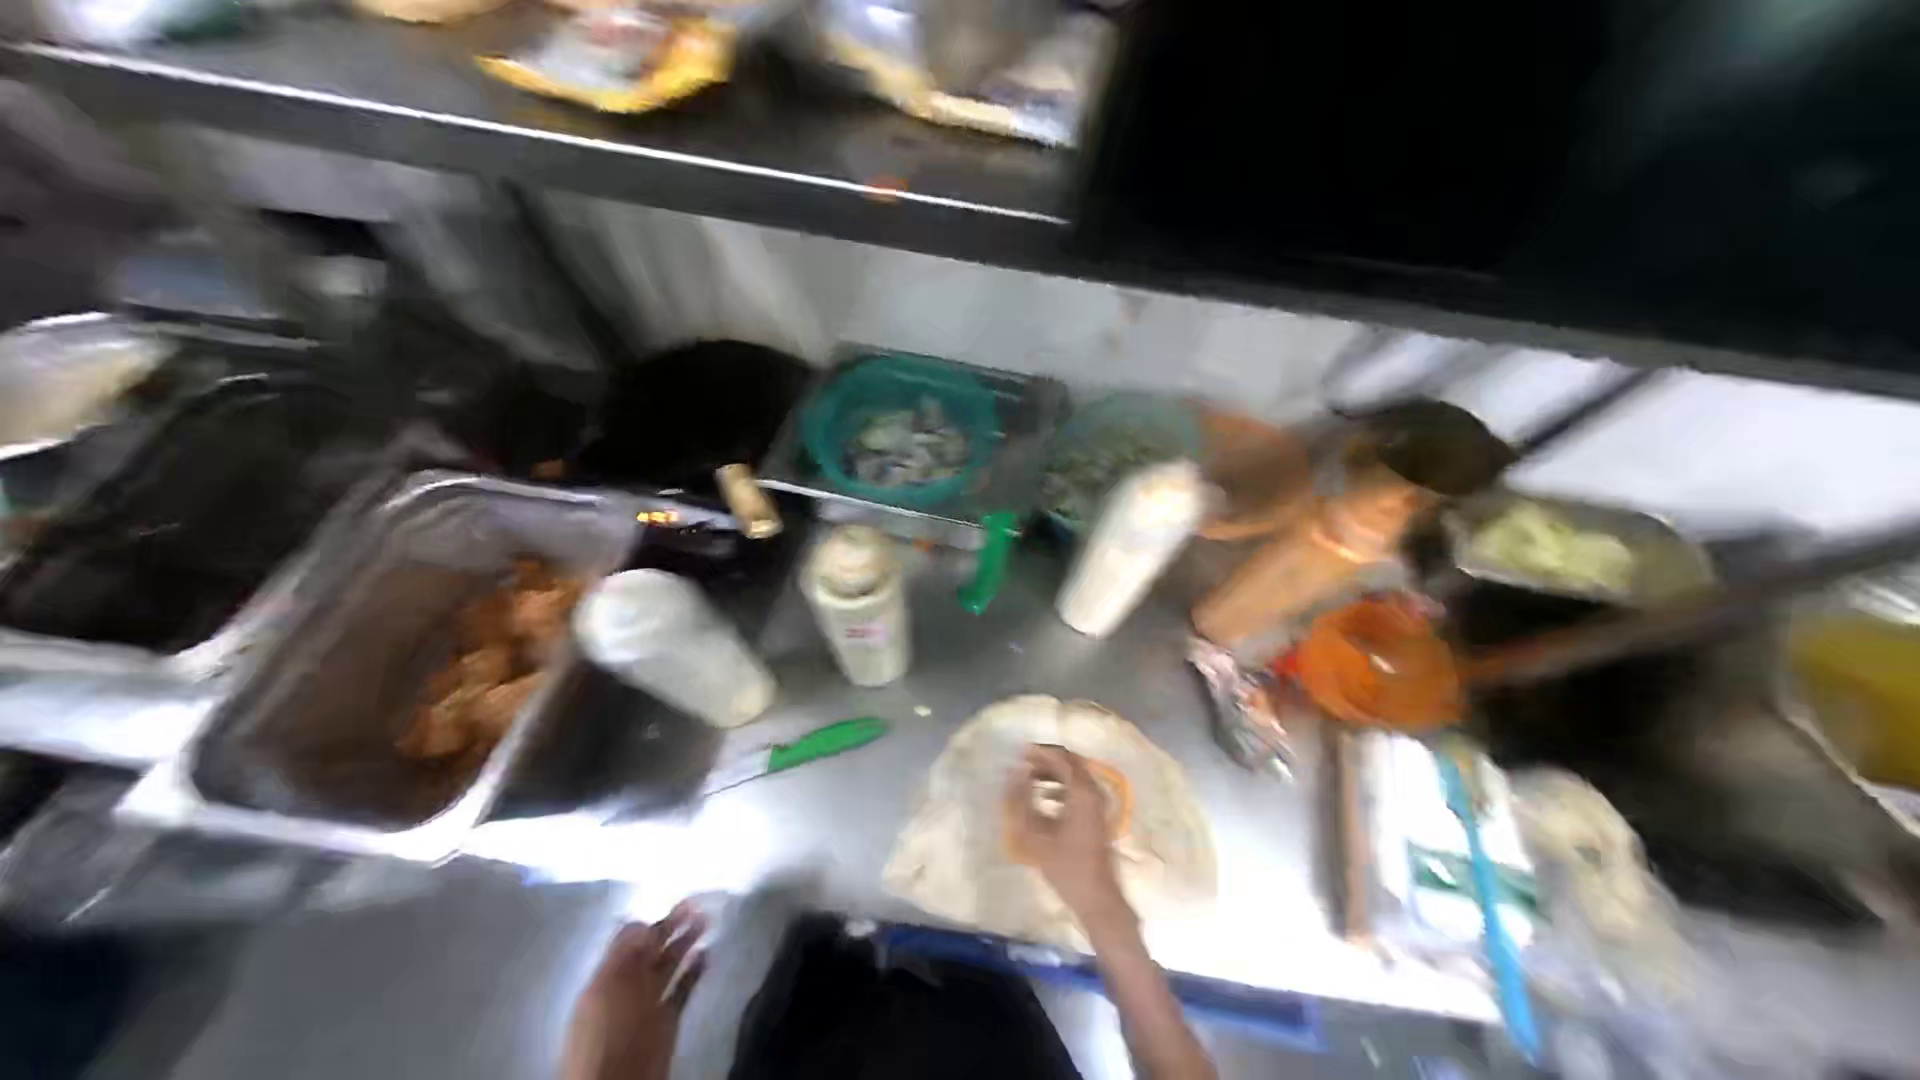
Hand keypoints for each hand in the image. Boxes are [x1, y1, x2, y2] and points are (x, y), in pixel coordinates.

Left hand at [561, 901, 707, 1079]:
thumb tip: (644, 921)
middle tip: (696, 902)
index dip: (648, 919)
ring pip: (669, 965)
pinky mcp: (667, 1020)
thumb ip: (626, 956)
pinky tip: (707, 954)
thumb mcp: (609, 990)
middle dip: (672, 924)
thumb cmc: (605, 1035)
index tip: (669, 897)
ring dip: (687, 942)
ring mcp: (648, 1004)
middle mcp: (627, 986)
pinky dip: (695, 971)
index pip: (627, 940)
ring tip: (707, 920)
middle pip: (652, 949)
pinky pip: (683, 989)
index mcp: (607, 978)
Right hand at [1004, 743, 1132, 925]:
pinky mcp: (1097, 816)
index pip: (1061, 757)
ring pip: (1075, 775)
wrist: (1097, 898)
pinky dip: (1061, 785)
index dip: (1039, 752)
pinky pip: (1078, 789)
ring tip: (1028, 778)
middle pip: (1070, 762)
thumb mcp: (1035, 833)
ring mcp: (1098, 804)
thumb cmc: (1065, 866)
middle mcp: (1094, 791)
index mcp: (1082, 791)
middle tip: (1023, 762)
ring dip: (1053, 772)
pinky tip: (1044, 796)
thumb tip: (1014, 773)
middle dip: (1046, 759)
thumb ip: (1021, 800)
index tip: (1019, 753)